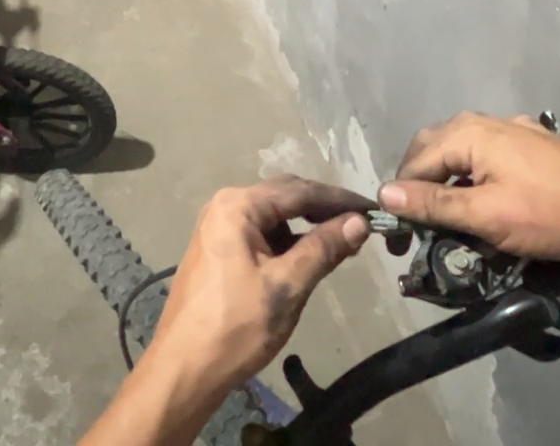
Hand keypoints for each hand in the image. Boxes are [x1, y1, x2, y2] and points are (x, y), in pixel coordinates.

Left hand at [148, 177, 373, 390]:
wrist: (184, 368)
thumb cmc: (235, 326)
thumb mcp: (286, 287)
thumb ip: (323, 249)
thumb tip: (360, 223)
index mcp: (238, 206)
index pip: (300, 191)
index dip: (340, 200)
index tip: (375, 210)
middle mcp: (226, 205)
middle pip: (286, 197)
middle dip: (324, 210)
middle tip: (362, 226)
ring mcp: (220, 225)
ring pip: (275, 216)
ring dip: (307, 227)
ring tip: (342, 243)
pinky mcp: (220, 247)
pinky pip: (262, 233)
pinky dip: (288, 241)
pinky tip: (310, 257)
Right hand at [378, 112, 559, 274]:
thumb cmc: (549, 214)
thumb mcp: (486, 215)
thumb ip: (433, 204)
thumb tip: (384, 194)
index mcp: (467, 132)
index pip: (415, 160)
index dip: (400, 196)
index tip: (397, 235)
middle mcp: (484, 120)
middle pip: (433, 145)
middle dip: (418, 179)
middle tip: (414, 219)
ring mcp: (513, 127)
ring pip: (461, 145)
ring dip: (445, 174)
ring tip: (445, 209)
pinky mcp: (535, 141)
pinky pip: (488, 148)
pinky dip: (472, 168)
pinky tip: (484, 188)